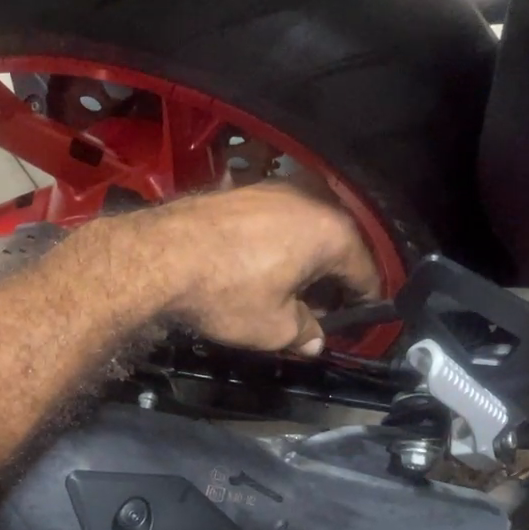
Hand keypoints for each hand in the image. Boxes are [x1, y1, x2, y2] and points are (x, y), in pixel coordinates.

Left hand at [97, 183, 382, 354]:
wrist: (162, 255)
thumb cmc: (228, 292)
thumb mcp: (274, 328)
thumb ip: (304, 333)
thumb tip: (314, 341)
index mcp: (334, 232)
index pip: (366, 272)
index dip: (365, 304)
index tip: (358, 324)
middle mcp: (312, 199)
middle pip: (336, 248)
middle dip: (331, 283)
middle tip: (319, 317)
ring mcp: (276, 188)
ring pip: (305, 232)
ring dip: (302, 264)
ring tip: (287, 296)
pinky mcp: (243, 191)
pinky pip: (275, 223)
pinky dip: (276, 247)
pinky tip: (259, 271)